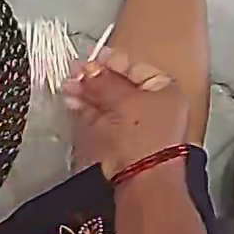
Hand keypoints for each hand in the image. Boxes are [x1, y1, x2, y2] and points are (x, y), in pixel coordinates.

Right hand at [63, 48, 189, 177]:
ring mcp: (133, 123)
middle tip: (76, 69)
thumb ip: (103, 82)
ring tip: (69, 84)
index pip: (136, 68)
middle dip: (94, 77)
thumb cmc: (145, 137)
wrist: (142, 177)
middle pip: (118, 85)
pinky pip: (99, 117)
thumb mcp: (124, 100)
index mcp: (165, 91)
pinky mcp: (117, 138)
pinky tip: (72, 99)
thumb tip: (89, 71)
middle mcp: (151, 106)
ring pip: (106, 101)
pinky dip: (85, 107)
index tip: (95, 56)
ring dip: (86, 91)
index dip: (113, 61)